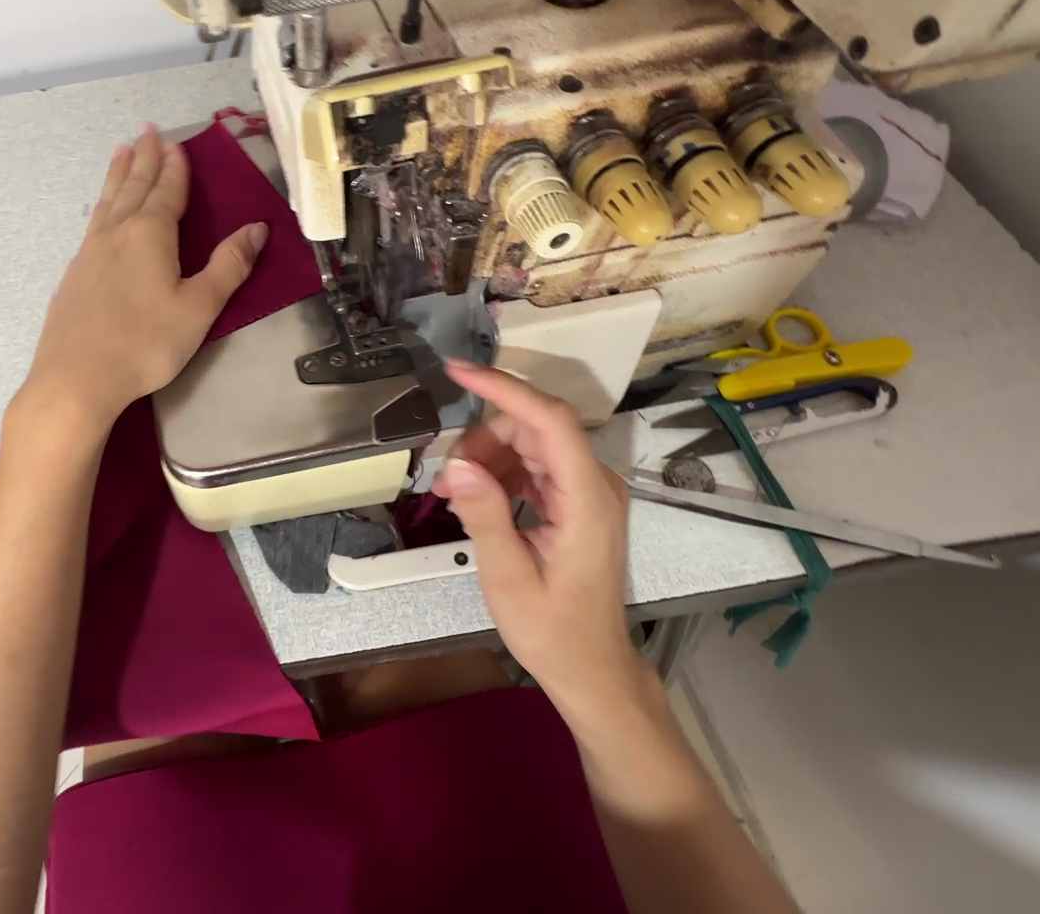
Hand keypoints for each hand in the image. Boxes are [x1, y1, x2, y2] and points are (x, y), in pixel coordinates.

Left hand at [16, 123, 266, 434]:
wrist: (76, 378)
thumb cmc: (145, 344)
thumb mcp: (199, 308)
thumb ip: (228, 266)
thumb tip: (256, 229)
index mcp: (150, 234)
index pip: (166, 192)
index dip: (175, 168)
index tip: (176, 143)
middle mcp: (116, 233)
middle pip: (133, 187)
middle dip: (145, 158)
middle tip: (147, 130)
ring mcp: (89, 253)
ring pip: (107, 201)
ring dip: (118, 174)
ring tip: (122, 151)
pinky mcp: (74, 275)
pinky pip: (93, 223)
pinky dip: (102, 204)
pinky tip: (102, 213)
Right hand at [430, 360, 647, 716]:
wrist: (591, 667)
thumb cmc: (552, 630)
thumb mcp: (507, 576)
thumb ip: (484, 515)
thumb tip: (456, 465)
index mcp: (587, 498)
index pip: (549, 420)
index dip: (503, 388)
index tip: (457, 371)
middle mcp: (595, 484)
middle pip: (534, 429)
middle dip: (482, 441)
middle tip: (443, 479)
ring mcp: (589, 492)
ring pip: (530, 445)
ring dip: (487, 460)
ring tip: (452, 496)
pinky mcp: (578, 502)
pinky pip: (535, 467)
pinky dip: (501, 475)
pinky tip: (475, 500)